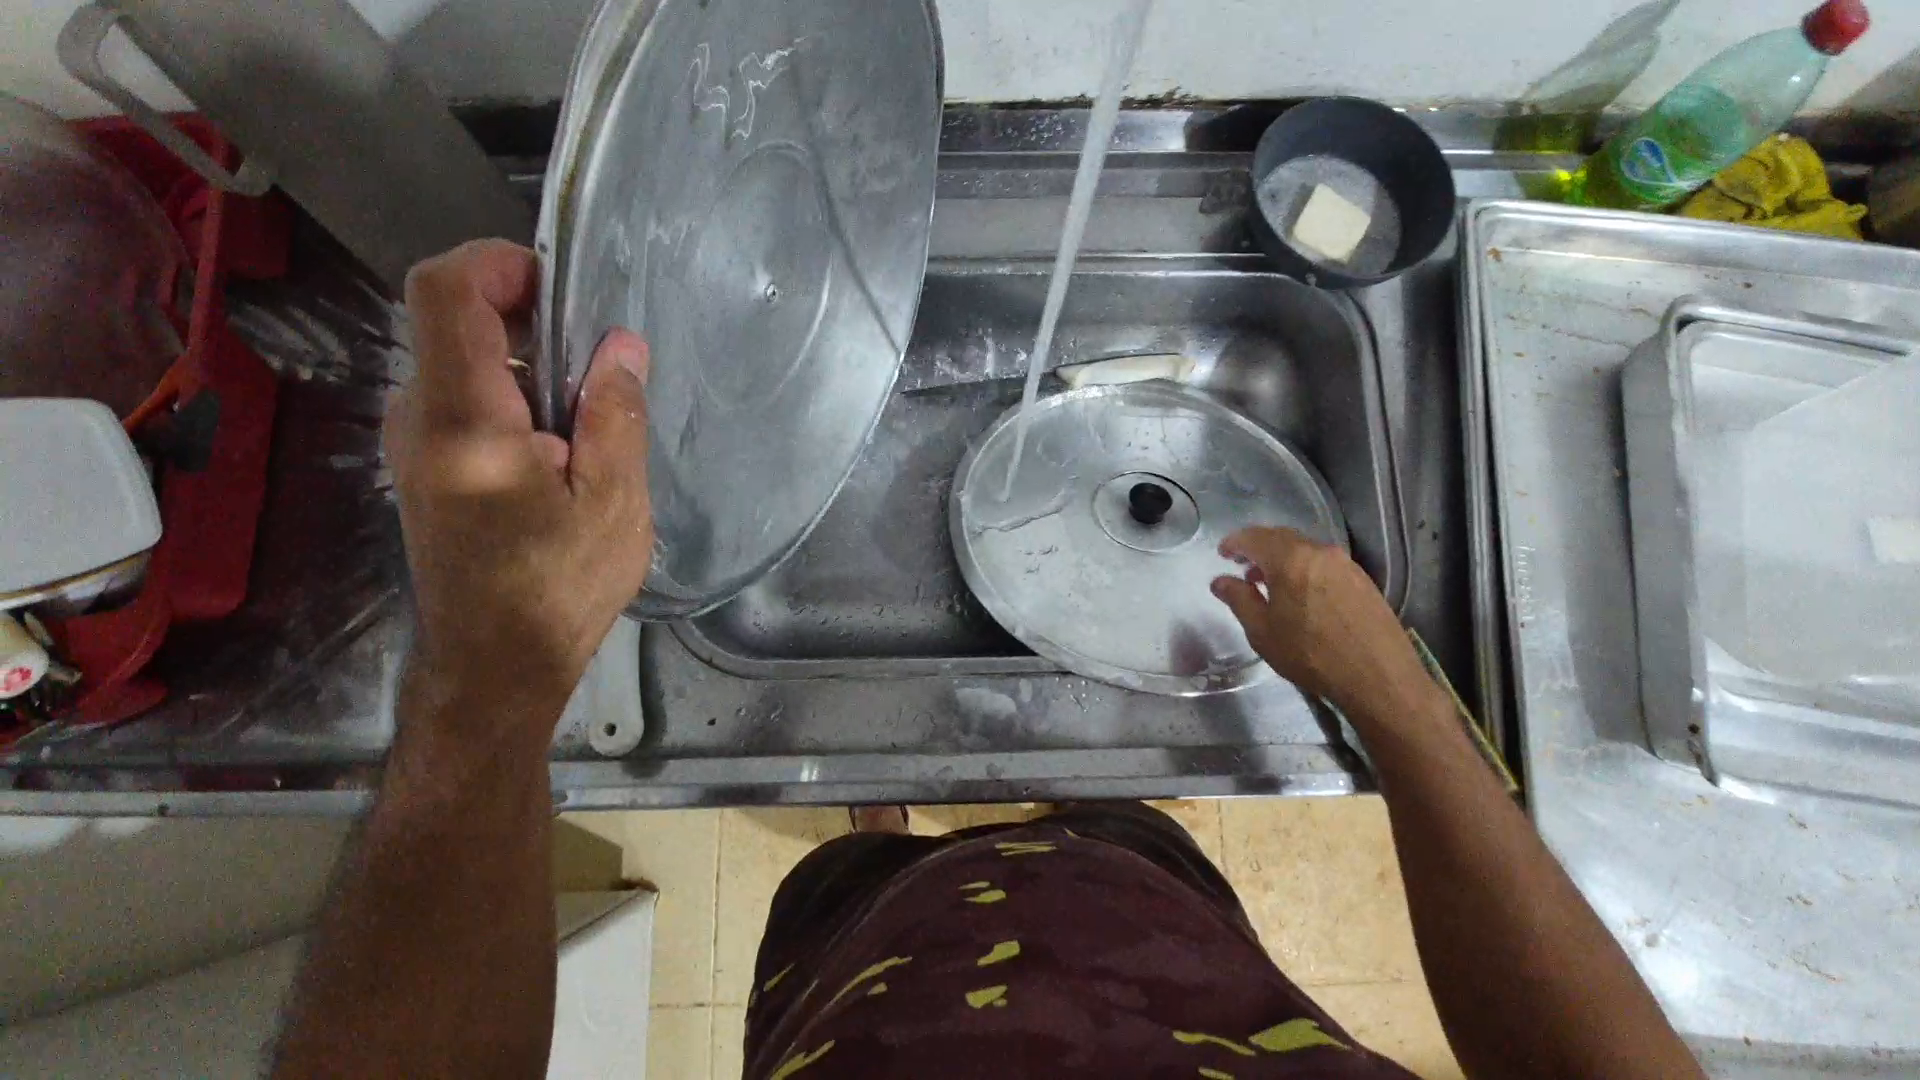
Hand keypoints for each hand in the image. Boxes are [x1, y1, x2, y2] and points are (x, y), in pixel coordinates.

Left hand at [385, 240, 652, 726]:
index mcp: (464, 418)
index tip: (560, 287)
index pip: (445, 291)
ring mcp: (414, 443)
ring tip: (589, 409)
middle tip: (598, 360)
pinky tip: (560, 444)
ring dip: (523, 362)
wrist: (497, 665)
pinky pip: (461, 400)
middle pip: (452, 321)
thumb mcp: (613, 503)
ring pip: (460, 362)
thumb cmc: (560, 588)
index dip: (497, 262)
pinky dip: (510, 394)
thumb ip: (614, 415)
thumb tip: (621, 345)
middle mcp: (419, 418)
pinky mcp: (425, 467)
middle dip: (527, 318)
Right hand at [1210, 527, 1432, 719]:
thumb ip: (1239, 599)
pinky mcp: (1362, 579)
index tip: (1222, 554)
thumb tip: (1220, 581)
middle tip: (1243, 566)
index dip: (1234, 543)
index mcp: (1291, 559)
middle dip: (1259, 548)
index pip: (1254, 538)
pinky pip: (1324, 563)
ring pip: (1305, 550)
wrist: (1378, 677)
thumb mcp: (1262, 632)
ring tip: (1270, 583)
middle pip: (1282, 538)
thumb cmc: (1311, 655)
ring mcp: (1346, 564)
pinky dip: (1304, 569)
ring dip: (1282, 559)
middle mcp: (1320, 552)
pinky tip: (1301, 594)